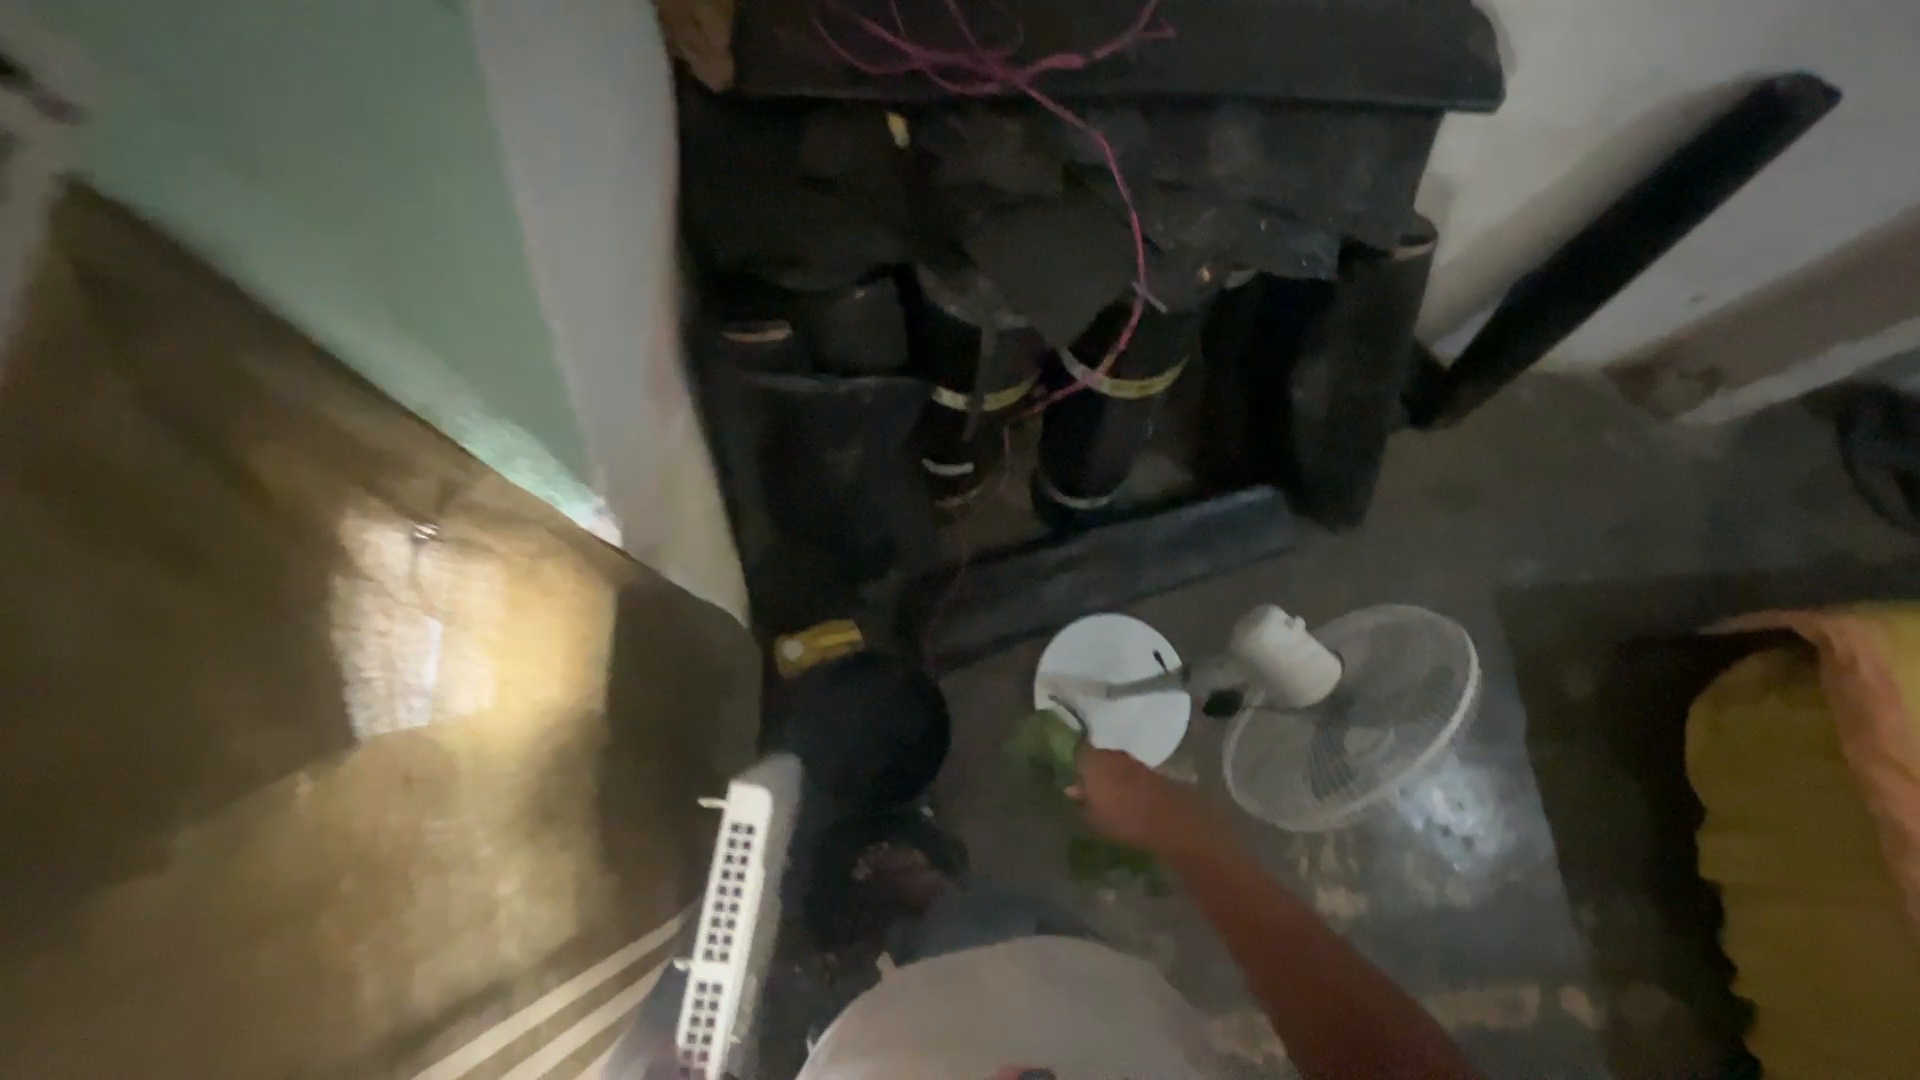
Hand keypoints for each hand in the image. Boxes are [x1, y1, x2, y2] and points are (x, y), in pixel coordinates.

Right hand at [1067, 746, 1222, 859]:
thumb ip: (1080, 801)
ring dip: (1110, 776)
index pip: (1076, 754)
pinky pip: (1128, 772)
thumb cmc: (1121, 819)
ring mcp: (1131, 760)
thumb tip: (1072, 789)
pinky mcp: (1148, 769)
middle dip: (1092, 771)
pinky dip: (1125, 781)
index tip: (1074, 783)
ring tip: (1109, 798)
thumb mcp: (1091, 818)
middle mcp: (1109, 754)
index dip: (1074, 767)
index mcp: (1091, 761)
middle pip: (1095, 757)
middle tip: (1090, 792)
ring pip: (1113, 764)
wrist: (1168, 819)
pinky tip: (1126, 798)